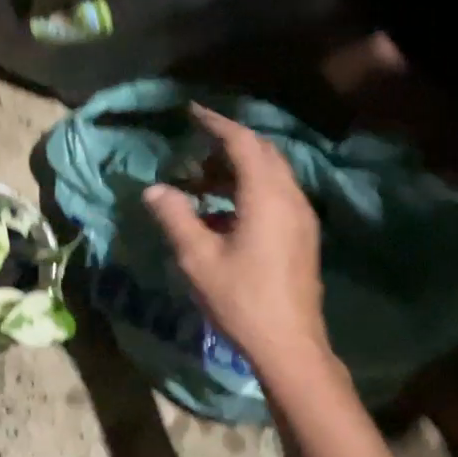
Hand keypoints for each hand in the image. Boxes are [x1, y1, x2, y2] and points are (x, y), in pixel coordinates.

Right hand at [143, 105, 328, 368]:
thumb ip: (175, 217)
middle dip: (228, 142)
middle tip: (194, 144)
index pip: (243, 142)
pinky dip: (248, 189)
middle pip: (262, 153)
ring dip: (237, 169)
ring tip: (199, 180)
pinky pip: (275, 195)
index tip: (191, 111)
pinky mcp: (302, 236)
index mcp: (266, 196)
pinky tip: (220, 212)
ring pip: (271, 175)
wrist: (289, 344)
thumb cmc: (241, 299)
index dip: (216, 123)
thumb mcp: (197, 258)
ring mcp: (301, 217)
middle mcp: (290, 198)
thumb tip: (155, 189)